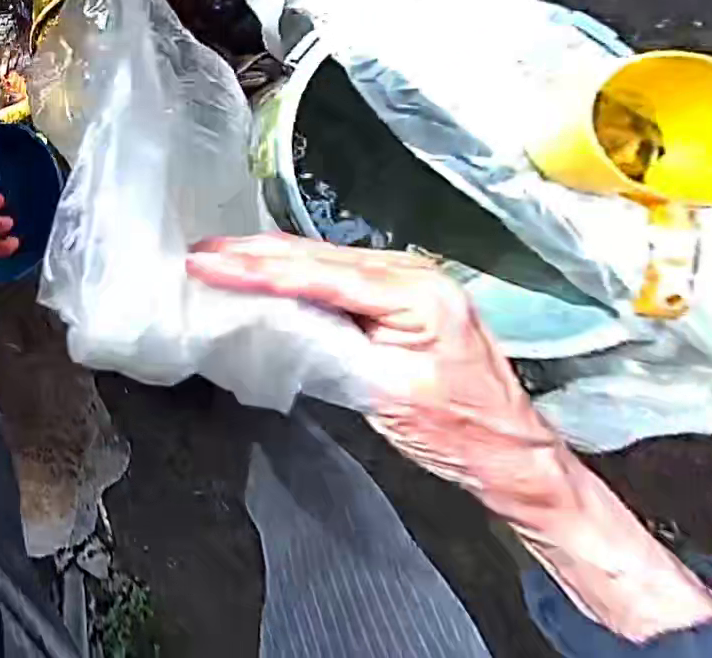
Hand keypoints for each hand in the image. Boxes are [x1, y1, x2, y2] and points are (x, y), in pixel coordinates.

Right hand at [186, 234, 711, 641]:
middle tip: (196, 253)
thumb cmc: (460, 434)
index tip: (204, 263)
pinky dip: (281, 269)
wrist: (515, 458)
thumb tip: (261, 317)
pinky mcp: (387, 288)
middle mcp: (408, 271)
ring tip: (211, 256)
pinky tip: (251, 269)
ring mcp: (399, 275)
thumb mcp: (383, 392)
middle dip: (248, 253)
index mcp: (415, 295)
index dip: (253, 268)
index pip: (315, 273)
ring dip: (259, 257)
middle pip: (310, 254)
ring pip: (312, 255)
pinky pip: (323, 269)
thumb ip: (323, 345)